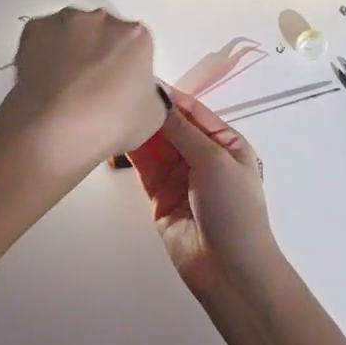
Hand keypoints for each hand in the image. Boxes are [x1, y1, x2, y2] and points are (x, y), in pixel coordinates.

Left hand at [0, 8, 166, 170]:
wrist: (53, 130)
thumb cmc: (110, 125)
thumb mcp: (151, 118)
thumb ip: (150, 96)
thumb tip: (140, 93)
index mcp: (136, 36)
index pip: (135, 47)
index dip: (125, 70)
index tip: (116, 92)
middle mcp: (102, 18)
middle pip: (103, 33)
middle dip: (98, 54)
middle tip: (88, 89)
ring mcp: (65, 20)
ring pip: (71, 32)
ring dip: (69, 50)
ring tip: (60, 86)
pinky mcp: (33, 28)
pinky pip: (42, 38)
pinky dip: (42, 53)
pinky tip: (40, 80)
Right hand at [128, 89, 282, 296]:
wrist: (227, 267)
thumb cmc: (233, 209)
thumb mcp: (214, 161)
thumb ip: (183, 130)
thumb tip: (159, 100)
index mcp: (226, 143)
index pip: (193, 111)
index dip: (169, 95)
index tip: (142, 77)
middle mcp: (202, 156)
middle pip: (172, 125)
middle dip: (150, 110)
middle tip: (119, 90)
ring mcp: (180, 176)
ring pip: (154, 144)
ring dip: (138, 128)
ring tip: (112, 107)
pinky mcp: (159, 194)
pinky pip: (143, 166)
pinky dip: (130, 150)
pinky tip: (114, 133)